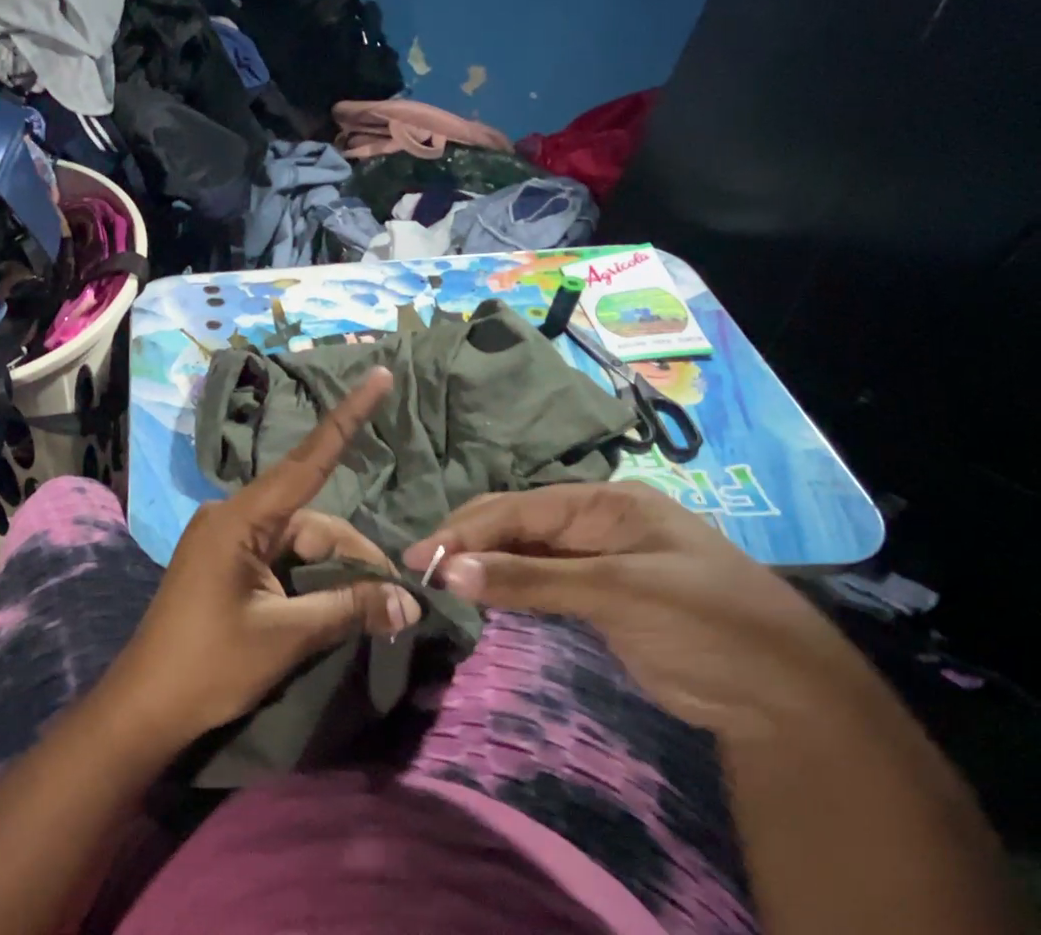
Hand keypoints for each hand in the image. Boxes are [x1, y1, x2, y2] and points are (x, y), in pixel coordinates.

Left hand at [100, 369, 419, 746]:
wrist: (147, 704)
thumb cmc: (210, 664)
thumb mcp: (286, 636)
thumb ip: (349, 608)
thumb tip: (409, 600)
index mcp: (237, 520)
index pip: (305, 463)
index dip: (347, 421)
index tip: (377, 376)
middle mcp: (231, 520)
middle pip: (313, 522)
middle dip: (355, 558)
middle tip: (393, 606)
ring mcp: (226, 545)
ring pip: (301, 546)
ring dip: (334, 577)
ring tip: (367, 618)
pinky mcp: (225, 569)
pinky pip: (281, 563)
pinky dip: (311, 585)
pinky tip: (332, 613)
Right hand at [404, 482, 877, 736]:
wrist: (788, 700)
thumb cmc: (709, 625)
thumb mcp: (620, 594)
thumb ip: (531, 580)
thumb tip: (448, 572)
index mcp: (609, 504)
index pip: (519, 507)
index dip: (465, 530)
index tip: (418, 558)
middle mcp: (598, 525)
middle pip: (515, 524)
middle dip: (466, 543)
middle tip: (417, 570)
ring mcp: (598, 563)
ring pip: (521, 554)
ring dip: (480, 566)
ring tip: (436, 583)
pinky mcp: (598, 600)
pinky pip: (536, 583)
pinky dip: (503, 588)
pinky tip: (476, 597)